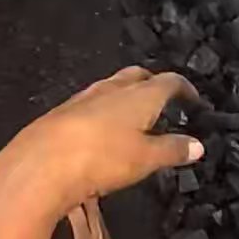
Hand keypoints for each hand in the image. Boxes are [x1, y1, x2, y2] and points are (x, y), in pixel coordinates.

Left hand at [0, 67, 203, 225]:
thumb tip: (197, 144)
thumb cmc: (102, 158)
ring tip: (136, 116)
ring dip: (128, 95)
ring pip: (113, 86)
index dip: (185, 88)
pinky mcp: (63, 111)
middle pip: (138, 76)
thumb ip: (172, 150)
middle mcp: (112, 88)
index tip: (194, 101)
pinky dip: (106, 109)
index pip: (168, 81)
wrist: (40, 163)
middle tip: (165, 103)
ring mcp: (84, 97)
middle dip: (154, 84)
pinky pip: (93, 101)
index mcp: (138, 95)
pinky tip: (103, 129)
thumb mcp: (145, 159)